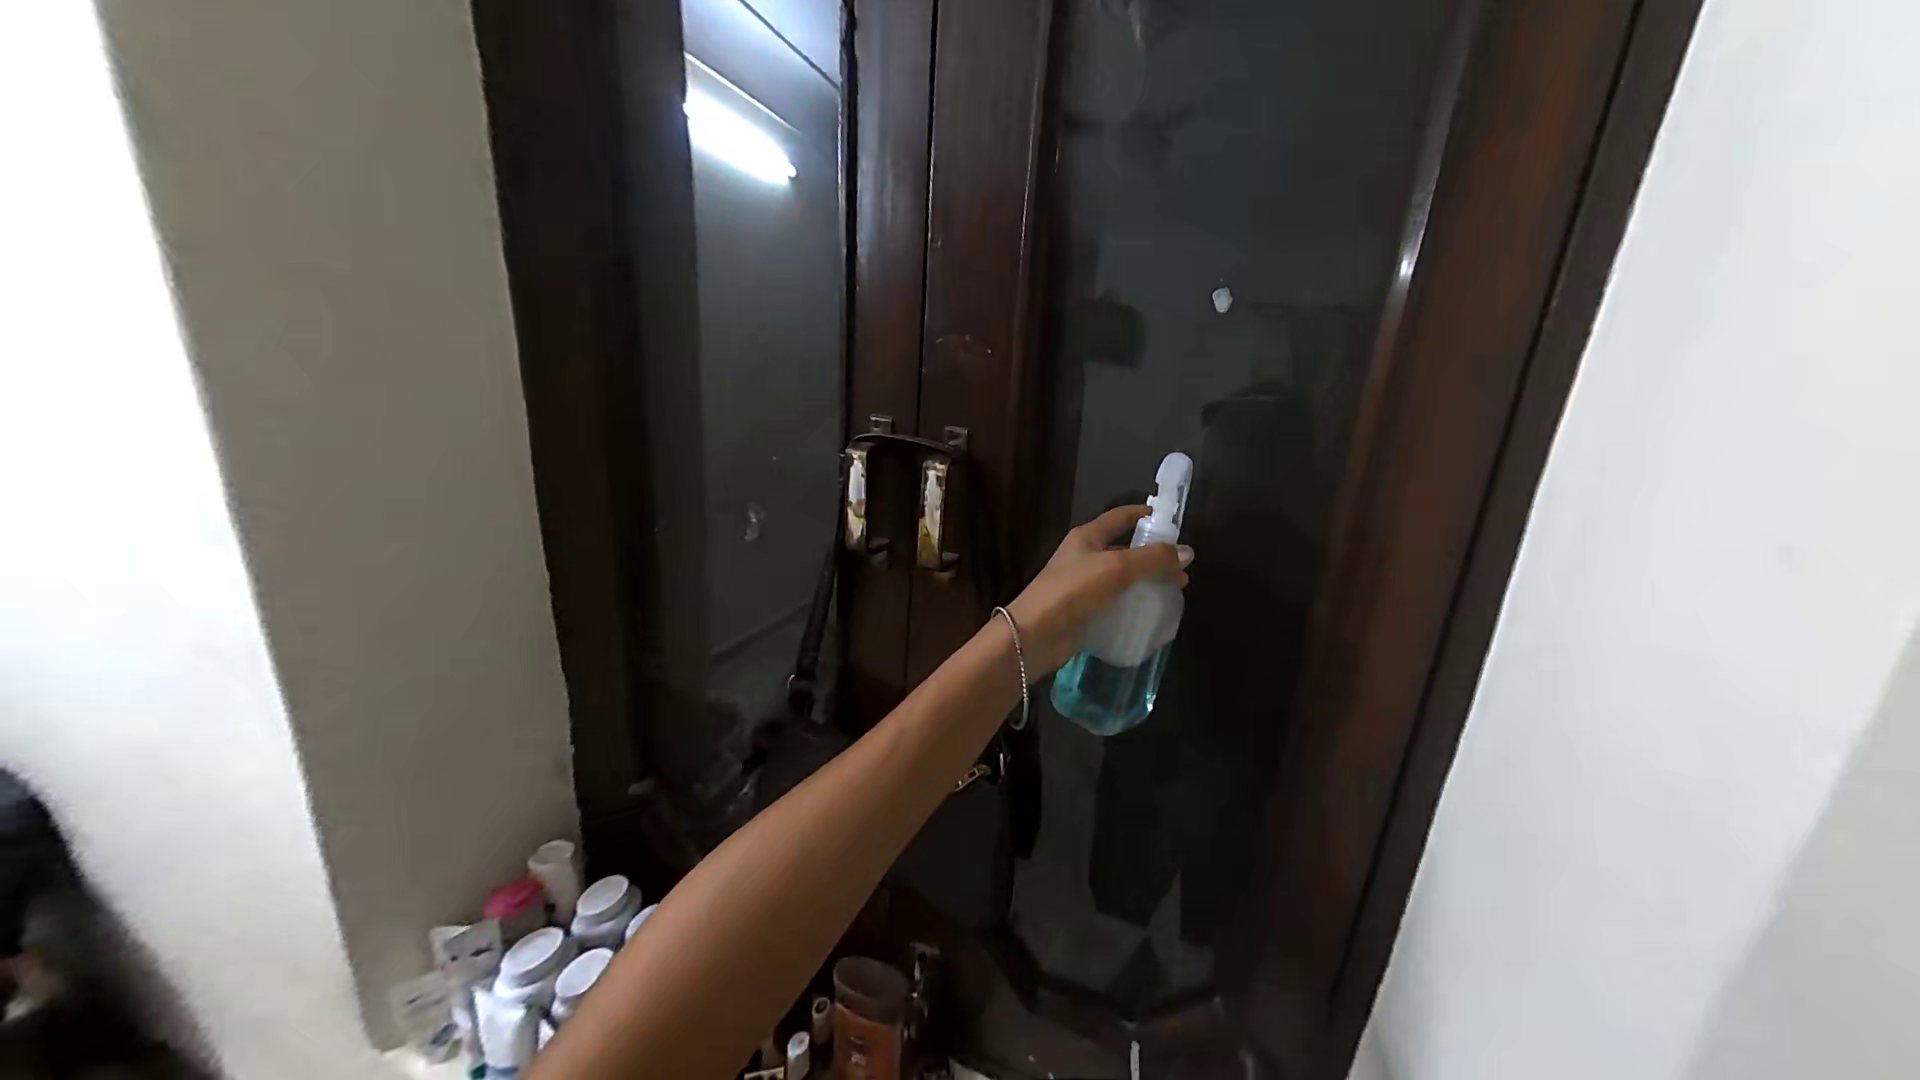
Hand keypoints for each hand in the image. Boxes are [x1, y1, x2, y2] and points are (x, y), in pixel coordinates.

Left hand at [1004, 506, 1192, 674]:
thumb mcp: (1116, 568)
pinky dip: (1133, 603)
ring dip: (1145, 581)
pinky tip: (1151, 612)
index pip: (1120, 516)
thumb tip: (1186, 552)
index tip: (1172, 521)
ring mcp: (1082, 584)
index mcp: (1087, 537)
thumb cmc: (1073, 590)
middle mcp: (1084, 556)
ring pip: (1121, 577)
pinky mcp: (1084, 610)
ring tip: (1173, 591)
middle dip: (1153, 556)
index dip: (1144, 514)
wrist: (1036, 633)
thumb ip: (1152, 558)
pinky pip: (1114, 601)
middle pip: (1124, 548)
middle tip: (1181, 570)